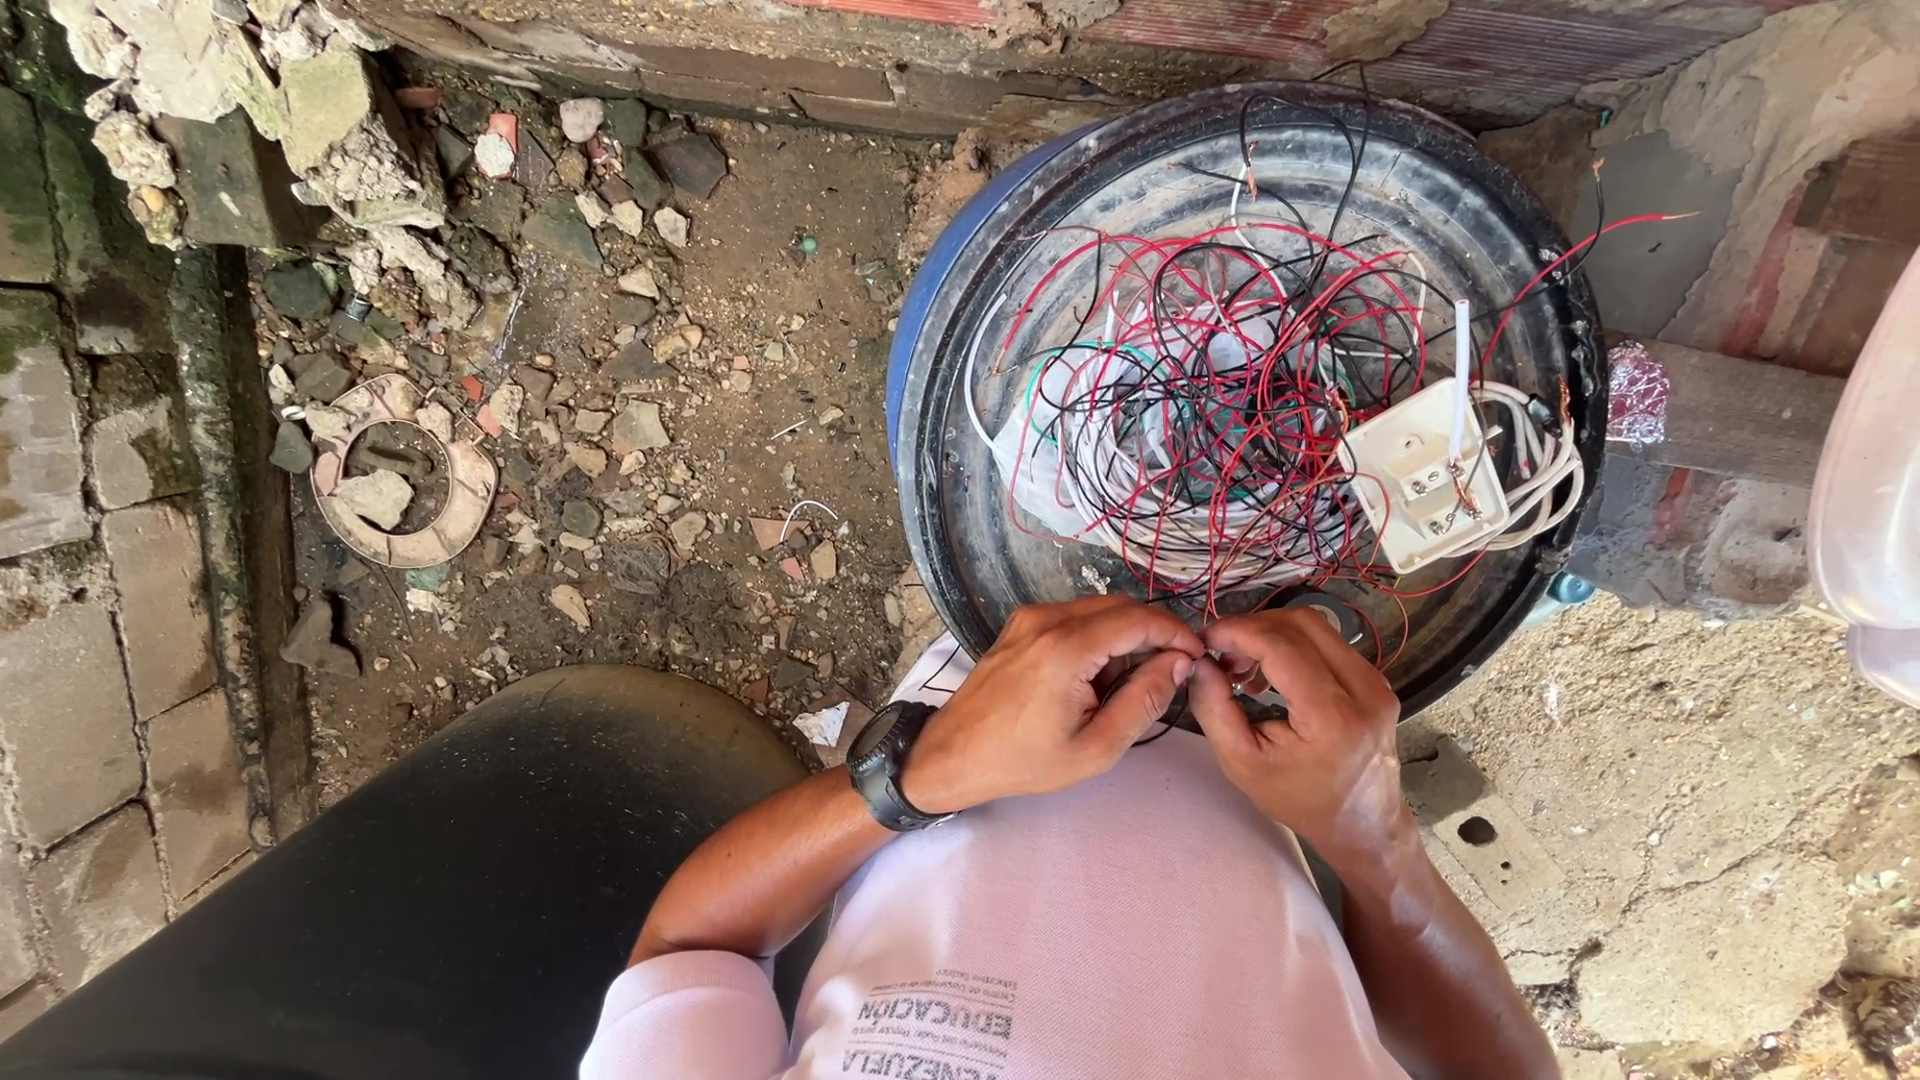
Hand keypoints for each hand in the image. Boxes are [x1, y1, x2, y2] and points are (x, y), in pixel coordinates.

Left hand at [901, 596, 1204, 813]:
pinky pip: (1072, 616)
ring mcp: (1029, 617)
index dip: (1176, 632)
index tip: (1197, 655)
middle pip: (1119, 606)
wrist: (953, 755)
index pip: (1138, 618)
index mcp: (1066, 647)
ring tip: (1125, 683)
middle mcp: (1046, 619)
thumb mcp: (1096, 746)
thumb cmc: (1024, 761)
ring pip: (1096, 608)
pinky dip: (1095, 635)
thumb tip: (1179, 662)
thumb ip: (1144, 700)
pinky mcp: (1019, 624)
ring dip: (1123, 635)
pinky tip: (1094, 675)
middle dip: (1152, 633)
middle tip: (1168, 672)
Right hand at [1186, 607, 1408, 862]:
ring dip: (1270, 633)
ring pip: (1315, 625)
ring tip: (1242, 665)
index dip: (1236, 632)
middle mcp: (1364, 690)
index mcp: (1332, 716)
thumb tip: (1196, 661)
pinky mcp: (1375, 679)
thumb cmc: (1299, 800)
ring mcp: (1376, 681)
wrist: (1364, 825)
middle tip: (1221, 652)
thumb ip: (1212, 708)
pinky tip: (1268, 672)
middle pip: (1301, 622)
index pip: (1281, 646)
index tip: (1204, 640)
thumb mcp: (1241, 762)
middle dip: (1252, 626)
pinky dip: (1289, 643)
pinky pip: (1327, 641)